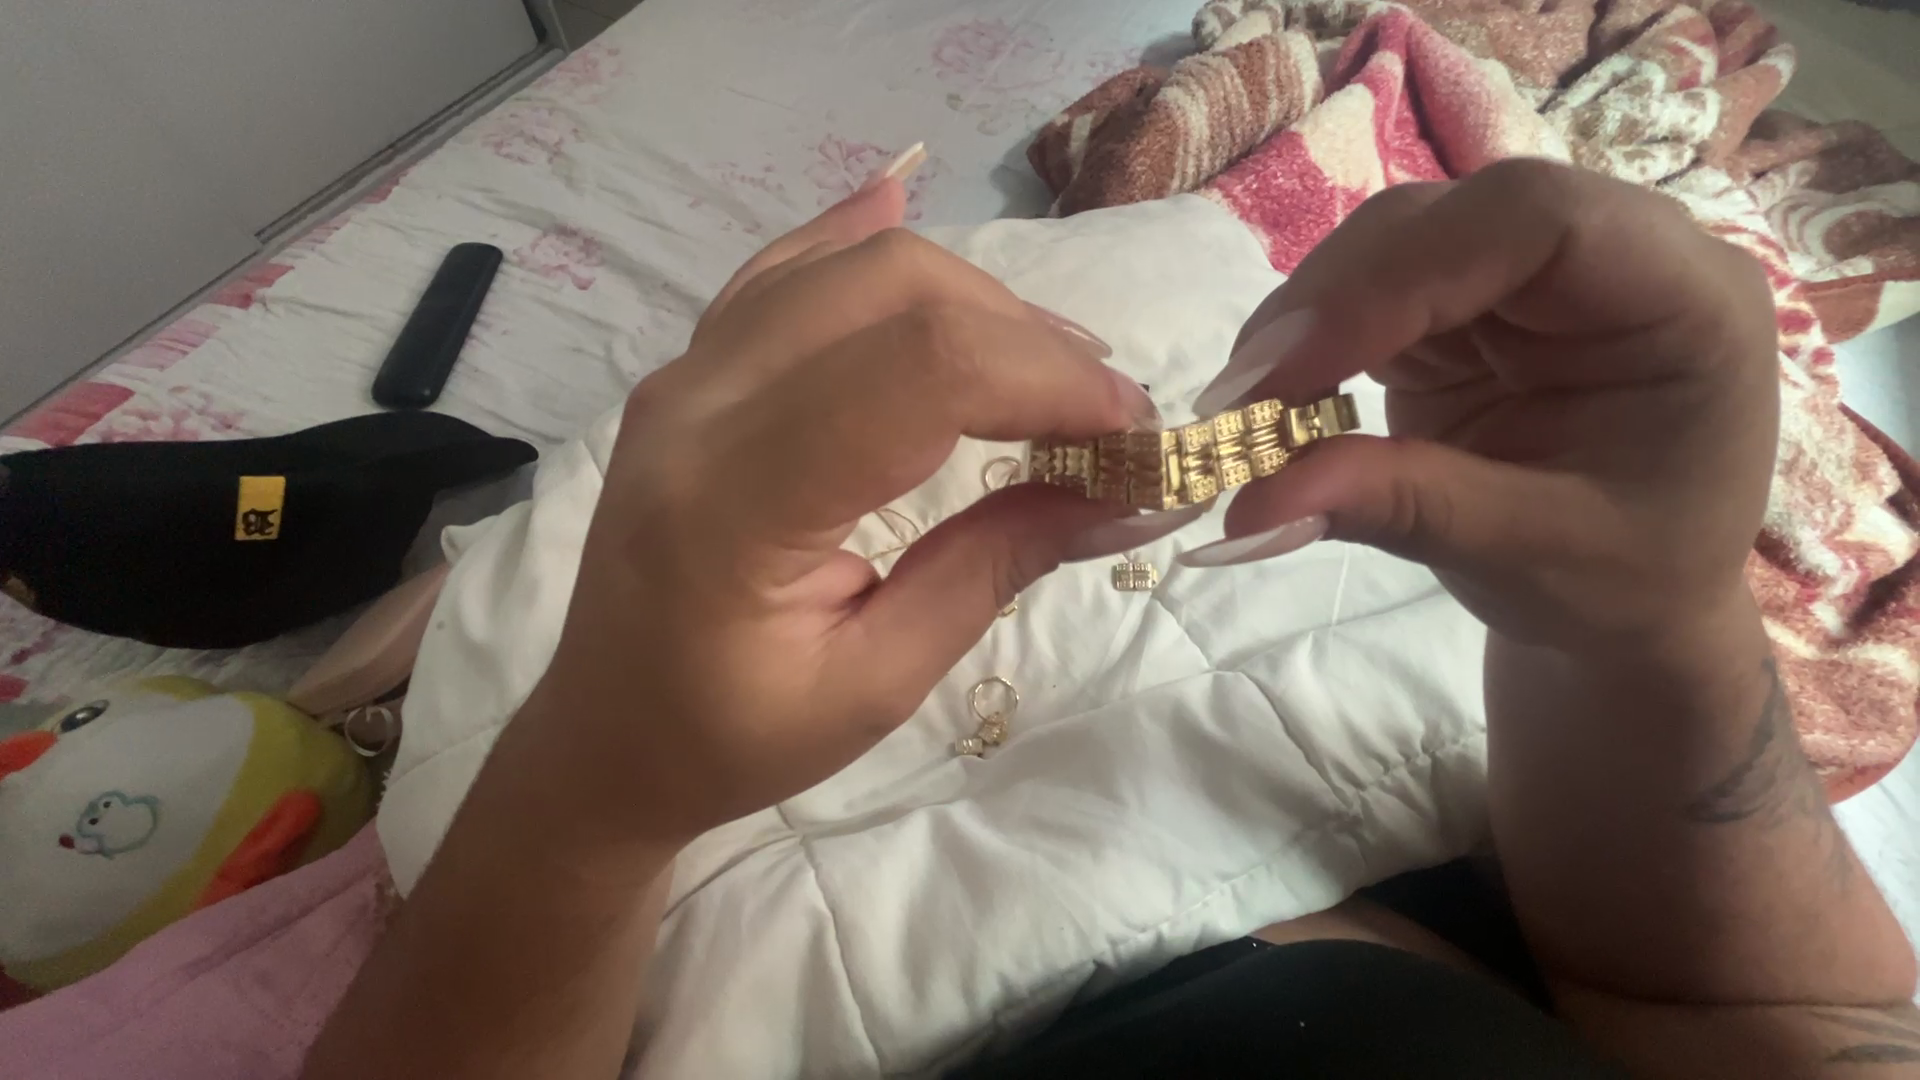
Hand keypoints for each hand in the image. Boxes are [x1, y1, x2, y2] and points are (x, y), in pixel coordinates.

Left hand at [520, 178, 1181, 843]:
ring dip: (971, 299)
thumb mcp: (878, 682)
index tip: (1131, 431)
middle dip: (1025, 336)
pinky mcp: (690, 372)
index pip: (920, 375)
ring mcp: (683, 375)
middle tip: (1098, 408)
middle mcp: (697, 405)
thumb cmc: (733, 739)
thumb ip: (992, 570)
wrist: (605, 737)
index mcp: (736, 503)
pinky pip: (783, 272)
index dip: (1047, 381)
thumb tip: (1119, 495)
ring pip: (851, 267)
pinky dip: (860, 243)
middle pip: (892, 290)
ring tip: (1043, 365)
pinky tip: (901, 202)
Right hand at [1184, 160, 1778, 651]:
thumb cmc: (1615, 579)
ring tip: (1242, 407)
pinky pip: (1359, 302)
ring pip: (1382, 252)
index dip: (1390, 281)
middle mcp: (1599, 263)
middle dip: (1324, 304)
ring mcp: (1517, 286)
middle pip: (1437, 223)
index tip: (1282, 375)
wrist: (1618, 598)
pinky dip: (1302, 349)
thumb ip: (1394, 507)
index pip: (1528, 224)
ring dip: (1298, 324)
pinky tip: (1271, 399)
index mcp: (1675, 299)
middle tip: (1236, 399)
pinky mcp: (1455, 318)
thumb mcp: (1519, 552)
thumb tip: (1249, 503)